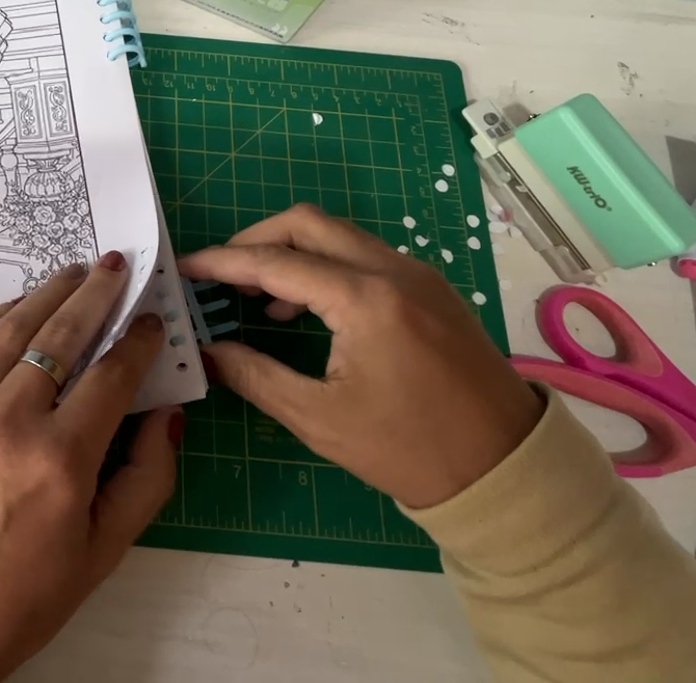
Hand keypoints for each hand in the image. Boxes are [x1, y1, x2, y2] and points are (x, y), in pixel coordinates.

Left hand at [0, 254, 181, 682]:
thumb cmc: (23, 594)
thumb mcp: (104, 550)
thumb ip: (147, 477)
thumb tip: (167, 413)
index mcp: (62, 461)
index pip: (112, 376)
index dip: (138, 341)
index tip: (151, 320)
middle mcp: (10, 422)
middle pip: (61, 336)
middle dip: (96, 294)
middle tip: (117, 265)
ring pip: (10, 329)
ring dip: (46, 294)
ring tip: (74, 272)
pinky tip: (15, 306)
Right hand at [179, 205, 540, 510]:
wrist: (510, 472)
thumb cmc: (411, 450)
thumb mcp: (320, 419)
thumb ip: (254, 375)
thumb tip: (207, 351)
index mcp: (366, 300)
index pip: (275, 262)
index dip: (222, 262)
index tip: (185, 267)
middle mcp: (393, 271)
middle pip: (306, 223)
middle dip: (254, 240)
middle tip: (221, 274)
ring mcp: (417, 274)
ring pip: (336, 233)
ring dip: (289, 251)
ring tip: (257, 295)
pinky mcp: (430, 288)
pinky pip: (361, 254)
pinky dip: (322, 264)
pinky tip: (304, 307)